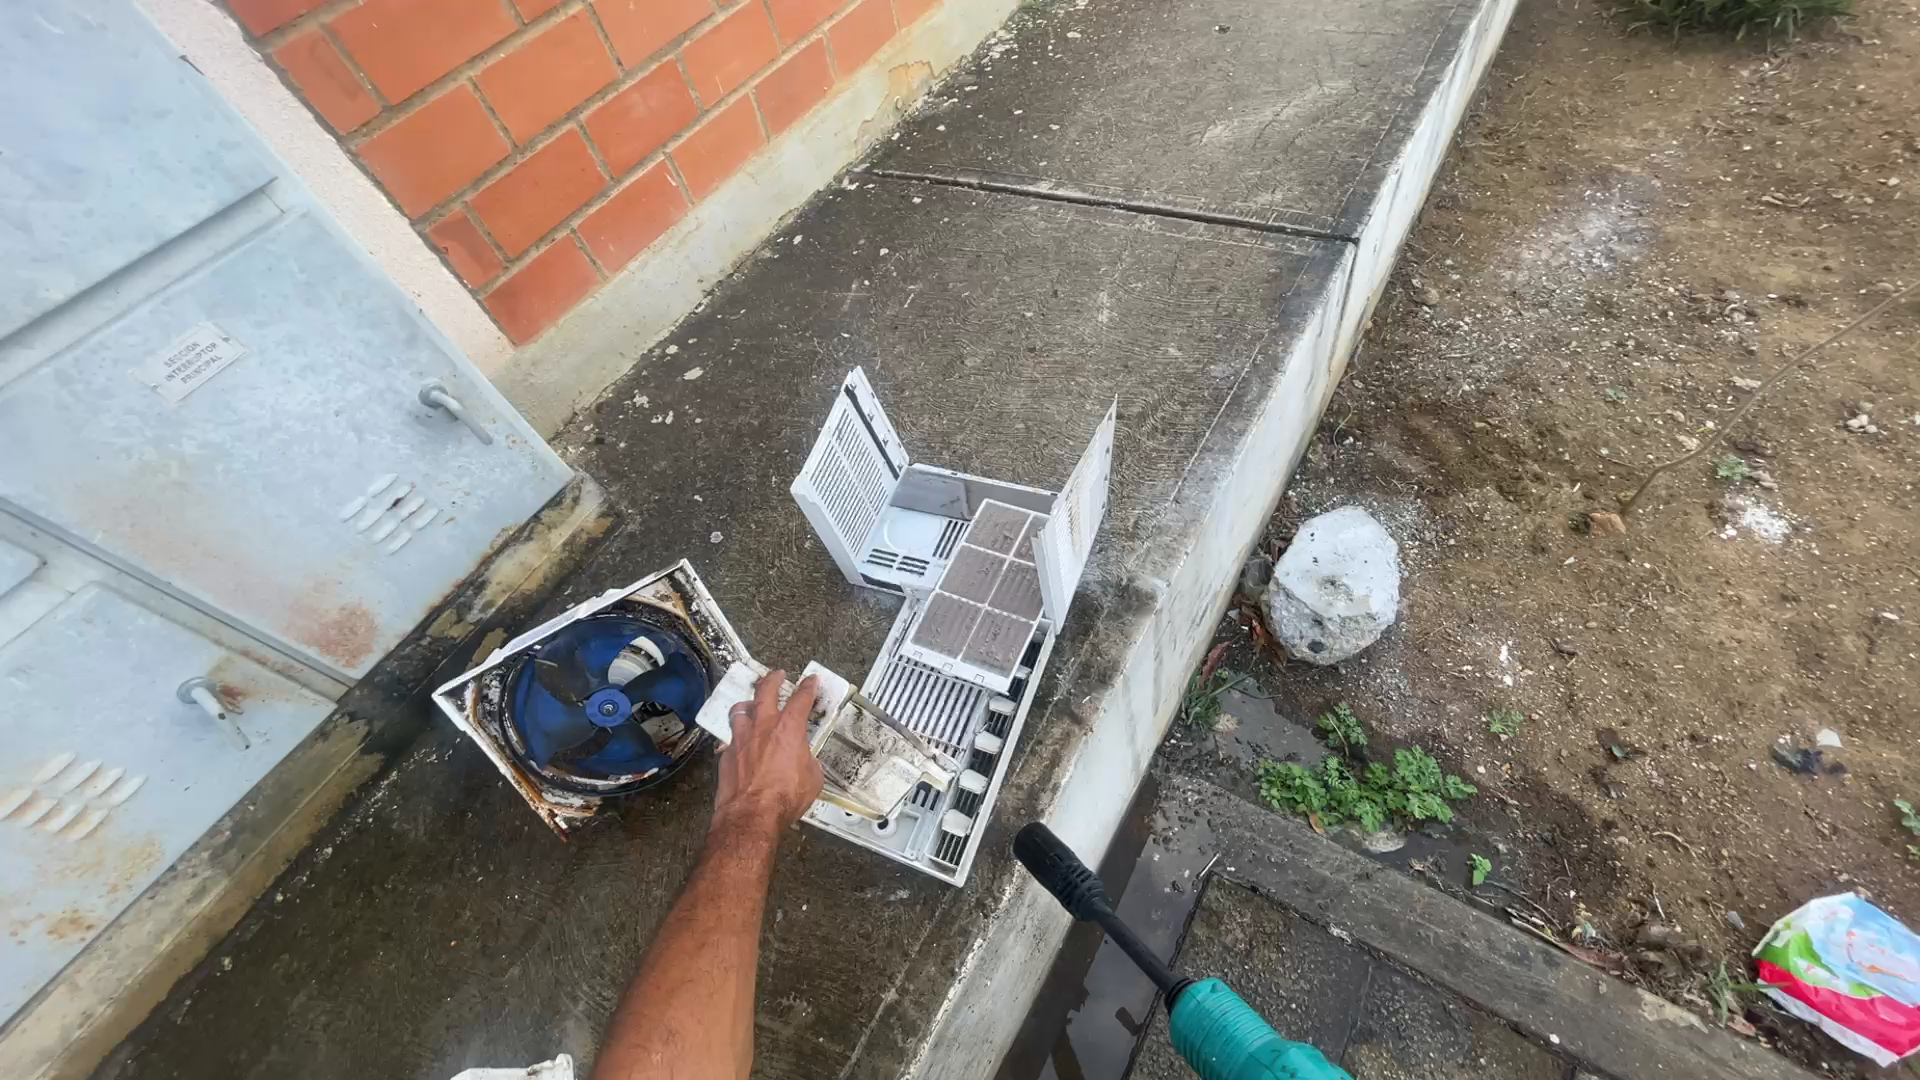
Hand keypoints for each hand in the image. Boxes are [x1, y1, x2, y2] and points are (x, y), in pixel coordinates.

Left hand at [712, 670, 823, 835]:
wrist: (751, 815)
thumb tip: (803, 761)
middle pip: (766, 691)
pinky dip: (737, 738)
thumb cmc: (785, 797)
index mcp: (789, 728)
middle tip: (777, 674)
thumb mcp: (812, 778)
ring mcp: (741, 739)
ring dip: (747, 705)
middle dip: (773, 680)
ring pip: (740, 710)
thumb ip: (807, 761)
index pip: (801, 699)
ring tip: (750, 704)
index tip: (811, 680)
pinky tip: (741, 745)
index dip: (808, 687)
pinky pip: (730, 739)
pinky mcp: (726, 756)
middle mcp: (763, 727)